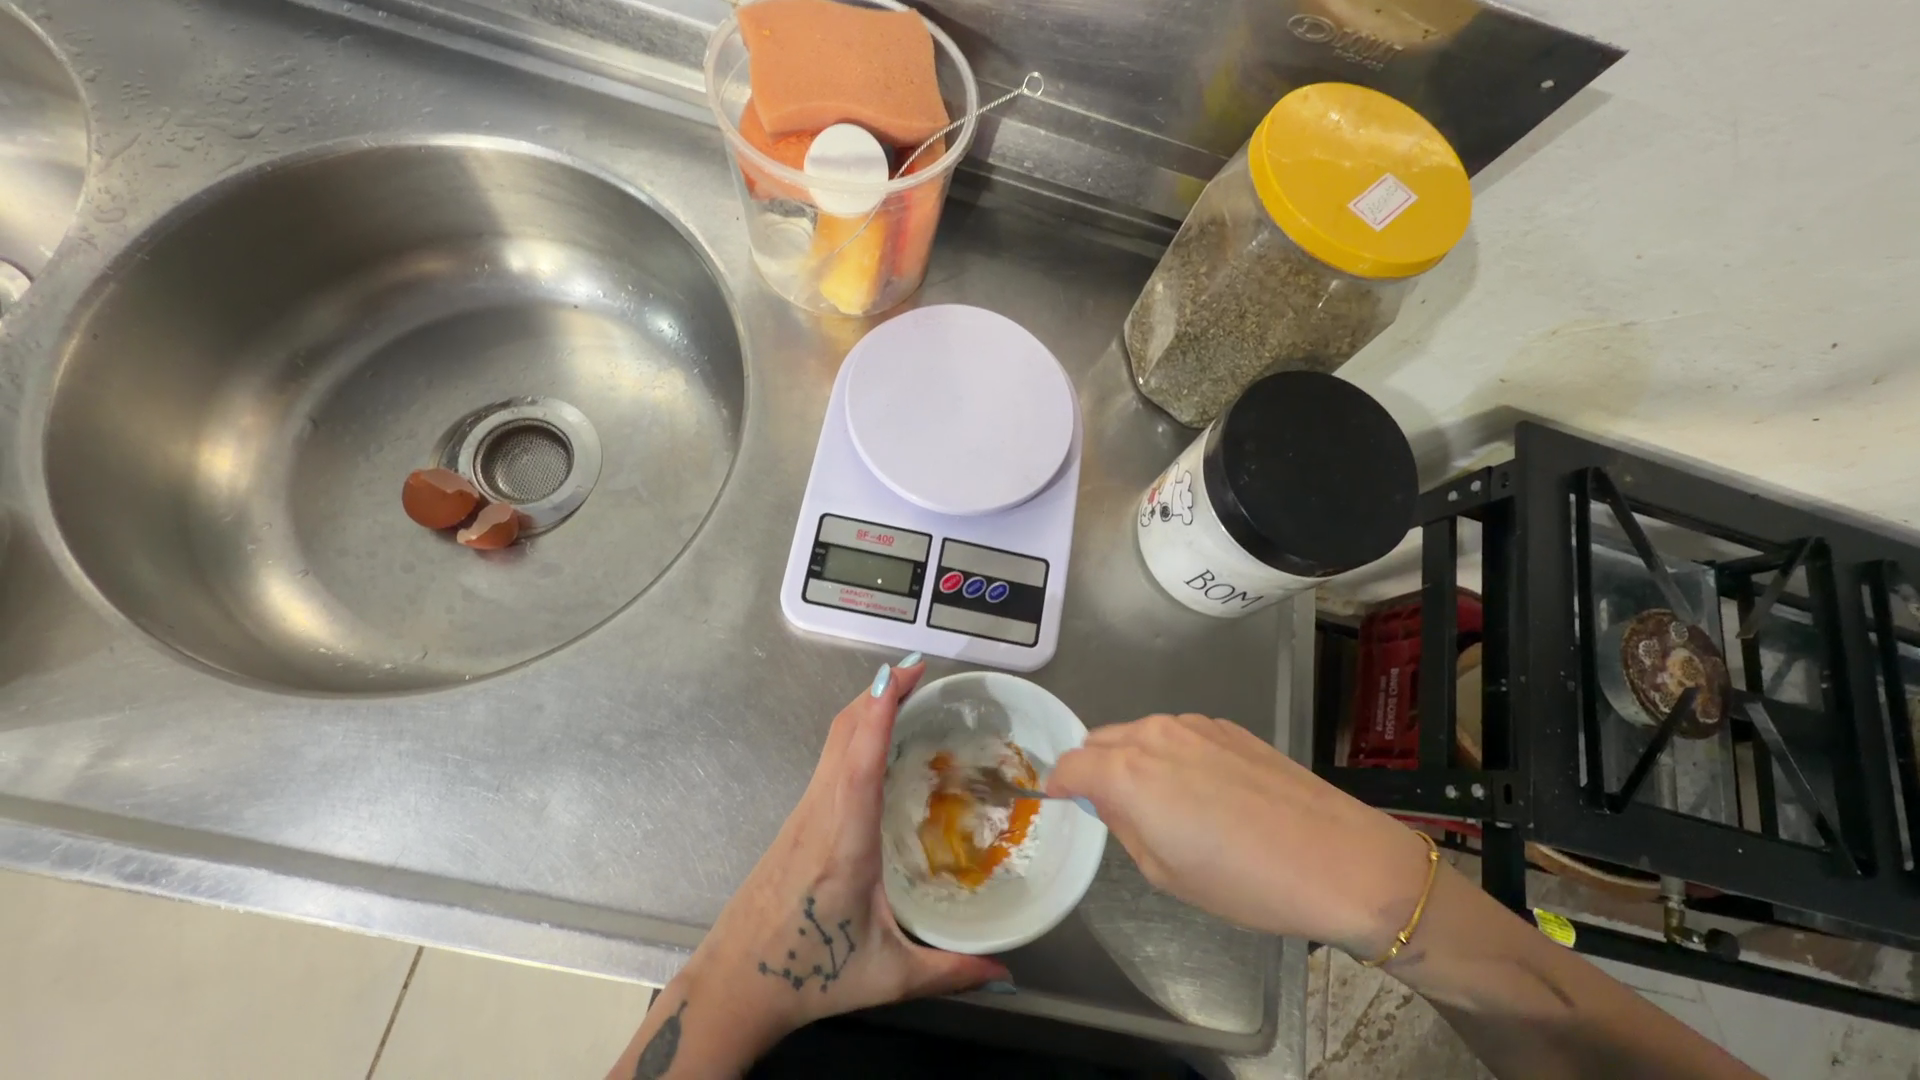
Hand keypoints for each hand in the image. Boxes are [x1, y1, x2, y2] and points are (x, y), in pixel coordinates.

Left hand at [674, 657, 1007, 1041]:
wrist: (735, 983)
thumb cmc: (809, 976)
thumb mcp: (888, 976)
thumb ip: (951, 972)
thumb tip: (1005, 973)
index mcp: (845, 842)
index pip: (861, 760)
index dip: (880, 711)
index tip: (902, 672)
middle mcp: (821, 813)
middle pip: (844, 732)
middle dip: (879, 691)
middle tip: (920, 670)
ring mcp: (804, 812)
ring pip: (833, 740)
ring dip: (866, 706)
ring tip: (905, 692)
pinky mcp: (798, 818)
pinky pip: (828, 758)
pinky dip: (855, 731)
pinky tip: (878, 739)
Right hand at [1046, 712, 1429, 957]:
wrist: (1337, 858)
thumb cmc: (1243, 881)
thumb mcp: (1165, 872)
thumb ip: (1123, 825)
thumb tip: (1106, 800)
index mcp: (1128, 773)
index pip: (1069, 764)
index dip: (1059, 786)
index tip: (1065, 805)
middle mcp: (1153, 734)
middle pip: (1100, 740)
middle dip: (1095, 769)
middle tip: (1118, 810)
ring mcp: (1193, 723)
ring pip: (1139, 733)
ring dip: (1134, 759)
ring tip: (1167, 802)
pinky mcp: (1227, 725)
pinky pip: (1177, 733)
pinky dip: (1171, 753)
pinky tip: (1207, 790)